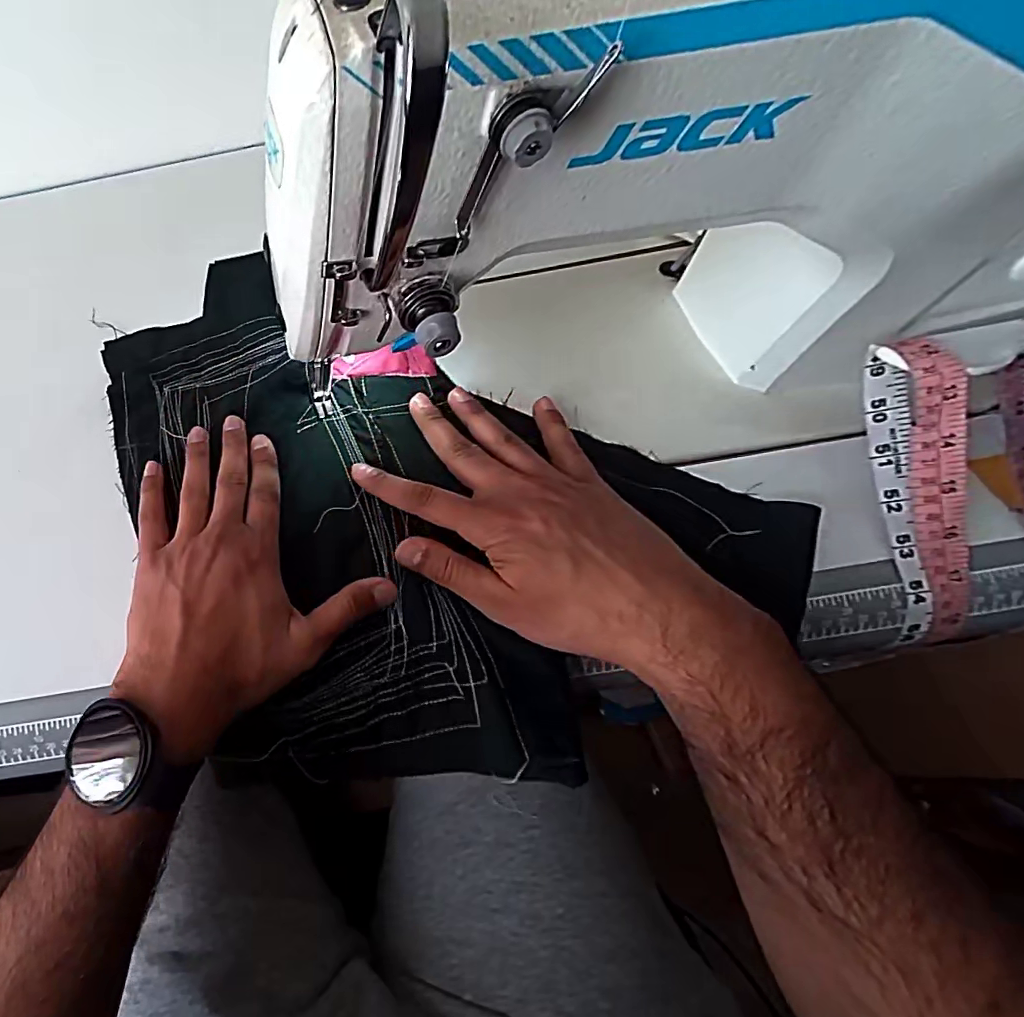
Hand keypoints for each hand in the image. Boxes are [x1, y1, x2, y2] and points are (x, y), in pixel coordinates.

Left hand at [114, 417, 398, 763]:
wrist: (178, 688)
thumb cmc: (240, 669)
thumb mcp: (302, 644)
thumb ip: (343, 610)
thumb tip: (388, 587)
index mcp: (258, 553)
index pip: (266, 496)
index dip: (266, 465)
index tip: (263, 440)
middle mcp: (220, 540)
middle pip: (229, 483)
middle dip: (232, 450)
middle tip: (231, 421)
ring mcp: (182, 547)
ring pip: (191, 490)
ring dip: (195, 458)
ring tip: (197, 432)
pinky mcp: (150, 560)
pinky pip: (150, 514)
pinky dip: (151, 489)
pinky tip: (152, 468)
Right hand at [348, 387, 772, 679]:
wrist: (662, 612)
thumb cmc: (580, 614)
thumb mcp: (502, 603)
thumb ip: (451, 570)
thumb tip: (406, 548)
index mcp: (493, 525)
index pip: (425, 499)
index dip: (387, 484)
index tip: (361, 469)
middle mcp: (520, 495)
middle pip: (464, 454)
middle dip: (434, 427)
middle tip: (415, 403)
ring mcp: (558, 486)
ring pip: (506, 442)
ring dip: (478, 417)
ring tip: (456, 396)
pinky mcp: (591, 487)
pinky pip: (565, 447)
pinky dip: (552, 425)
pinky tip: (542, 406)